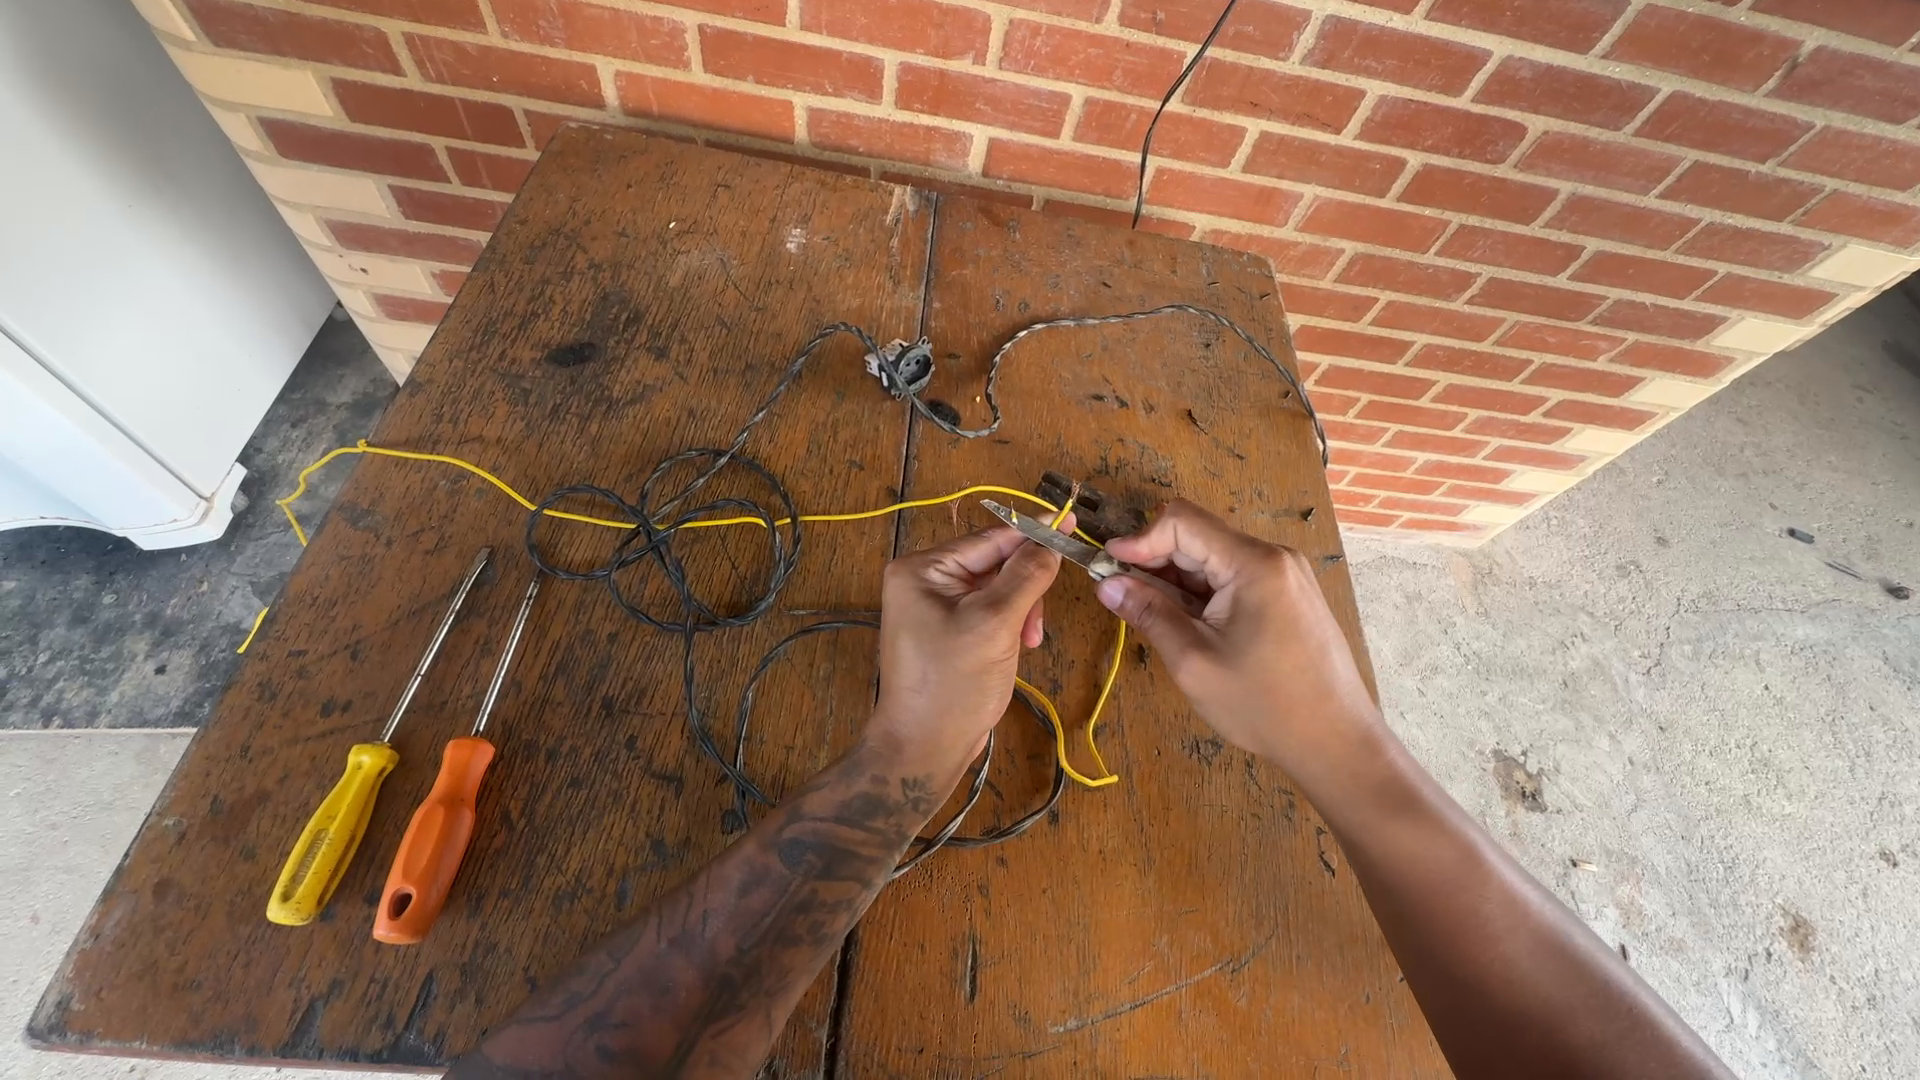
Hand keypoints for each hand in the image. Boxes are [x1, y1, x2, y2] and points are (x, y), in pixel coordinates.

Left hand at [868, 517, 1069, 783]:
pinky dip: (1010, 624)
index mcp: (922, 569)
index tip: (1071, 520)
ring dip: (1021, 610)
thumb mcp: (995, 624)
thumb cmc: (954, 684)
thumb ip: (1026, 576)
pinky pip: (989, 611)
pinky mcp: (948, 631)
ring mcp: (934, 607)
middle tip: (1037, 623)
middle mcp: (923, 580)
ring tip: (1028, 642)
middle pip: (994, 563)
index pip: (988, 540)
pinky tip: (1018, 647)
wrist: (925, 748)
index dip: (1032, 533)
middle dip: (1024, 587)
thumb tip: (1051, 539)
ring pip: (997, 589)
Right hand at [1094, 501, 1380, 781]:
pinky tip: (1185, 623)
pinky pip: (1232, 578)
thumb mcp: (1194, 661)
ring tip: (1150, 616)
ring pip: (1213, 559)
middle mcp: (1273, 558)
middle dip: (1153, 561)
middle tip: (1120, 595)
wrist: (1337, 743)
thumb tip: (1106, 583)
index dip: (1138, 539)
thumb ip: (1148, 614)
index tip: (1106, 565)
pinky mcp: (1287, 596)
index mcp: (1253, 564)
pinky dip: (1200, 592)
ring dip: (1175, 580)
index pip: (1182, 522)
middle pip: (1197, 537)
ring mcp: (1284, 576)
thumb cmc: (1264, 705)